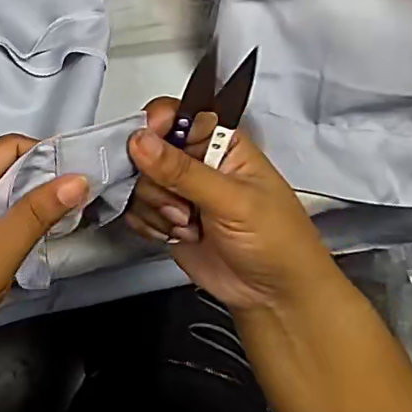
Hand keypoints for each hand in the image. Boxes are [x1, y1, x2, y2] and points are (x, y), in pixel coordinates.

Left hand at [0, 135, 87, 352]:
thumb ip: (38, 212)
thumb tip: (78, 179)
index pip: (9, 147)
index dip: (48, 157)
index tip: (84, 176)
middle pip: (8, 161)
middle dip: (44, 177)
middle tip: (82, 197)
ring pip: (5, 182)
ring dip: (34, 196)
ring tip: (68, 212)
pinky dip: (20, 210)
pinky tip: (41, 225)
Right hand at [124, 97, 340, 312]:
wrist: (276, 298)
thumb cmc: (277, 242)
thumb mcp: (233, 201)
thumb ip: (183, 170)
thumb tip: (139, 140)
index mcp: (221, 142)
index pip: (176, 114)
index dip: (154, 124)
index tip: (143, 145)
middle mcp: (195, 160)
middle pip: (146, 149)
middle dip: (156, 180)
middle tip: (181, 204)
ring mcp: (178, 189)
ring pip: (138, 181)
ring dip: (156, 207)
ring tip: (187, 225)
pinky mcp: (164, 216)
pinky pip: (134, 208)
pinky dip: (149, 224)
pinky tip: (175, 236)